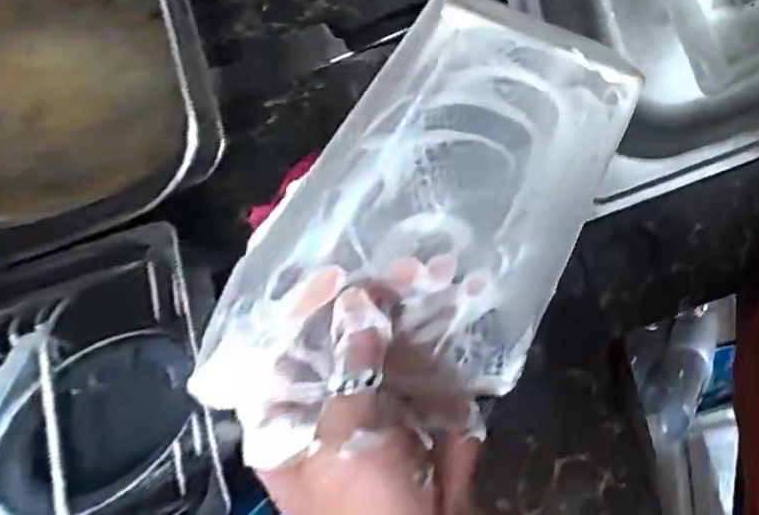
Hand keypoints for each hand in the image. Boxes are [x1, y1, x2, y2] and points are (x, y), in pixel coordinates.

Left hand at [256, 290, 483, 514]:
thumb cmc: (363, 509)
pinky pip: (442, 344)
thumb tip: (356, 303)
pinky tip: (472, 290)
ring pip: (401, 329)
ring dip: (424, 296)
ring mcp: (390, 389)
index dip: (304, 310)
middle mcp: (341, 393)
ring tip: (446, 271)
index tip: (336, 275)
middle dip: (380, 293)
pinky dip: (457, 315)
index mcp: (295, 416)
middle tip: (411, 268)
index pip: (285, 349)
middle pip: (351, 330)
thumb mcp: (345, 444)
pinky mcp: (434, 389)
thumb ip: (349, 372)